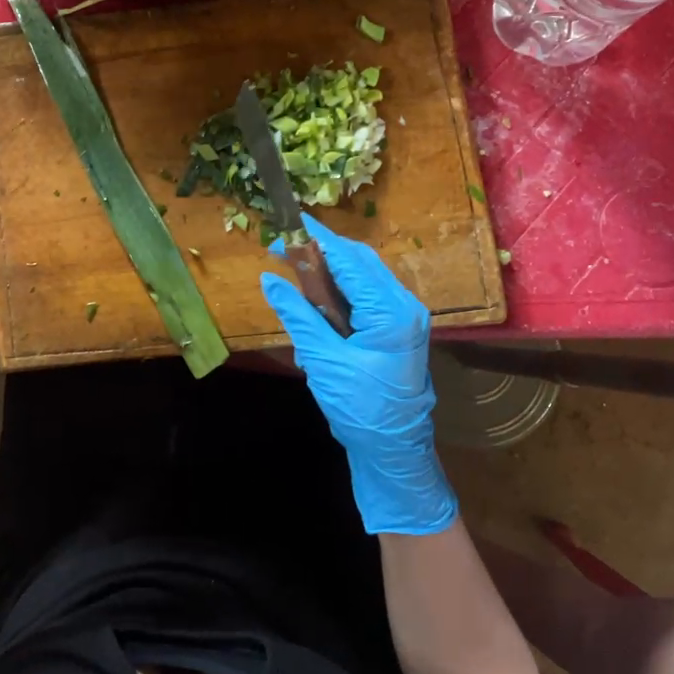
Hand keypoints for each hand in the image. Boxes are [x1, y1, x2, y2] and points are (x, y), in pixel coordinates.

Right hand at [262, 214, 455, 535]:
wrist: (393, 450)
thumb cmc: (360, 407)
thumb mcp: (323, 360)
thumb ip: (298, 314)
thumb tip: (269, 278)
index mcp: (390, 312)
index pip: (351, 260)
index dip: (319, 239)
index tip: (290, 222)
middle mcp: (404, 306)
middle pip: (360, 262)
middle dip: (323, 250)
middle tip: (284, 247)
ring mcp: (405, 317)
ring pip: (364, 275)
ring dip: (331, 268)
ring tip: (295, 264)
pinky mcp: (397, 328)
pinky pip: (367, 294)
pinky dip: (341, 287)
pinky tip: (316, 292)